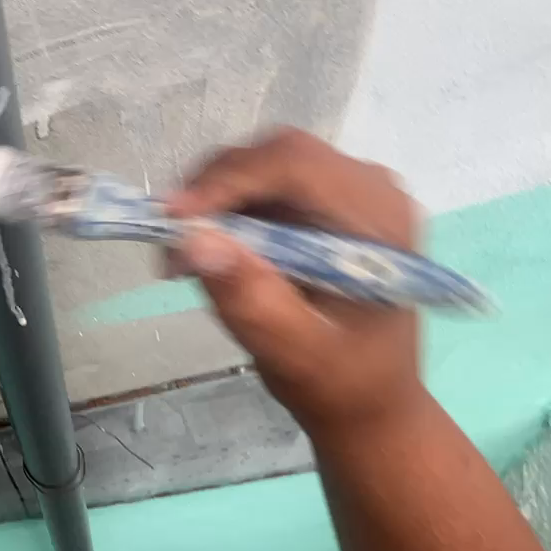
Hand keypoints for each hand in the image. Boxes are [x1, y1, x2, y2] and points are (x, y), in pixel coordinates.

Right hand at [165, 128, 424, 437]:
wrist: (367, 396)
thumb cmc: (338, 378)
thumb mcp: (292, 350)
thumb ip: (250, 297)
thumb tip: (193, 240)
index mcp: (379, 220)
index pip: (296, 166)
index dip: (228, 181)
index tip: (174, 217)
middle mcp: (369, 189)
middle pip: (275, 154)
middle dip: (213, 186)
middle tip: (171, 235)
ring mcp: (345, 189)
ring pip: (260, 161)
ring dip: (213, 196)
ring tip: (184, 248)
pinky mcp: (319, 198)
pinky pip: (260, 179)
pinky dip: (223, 205)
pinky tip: (209, 243)